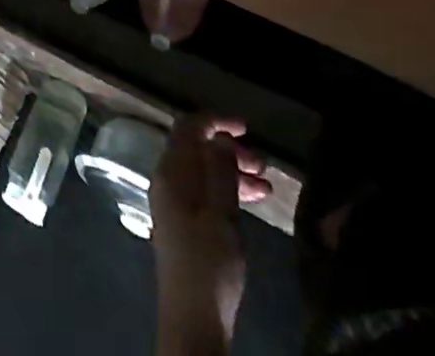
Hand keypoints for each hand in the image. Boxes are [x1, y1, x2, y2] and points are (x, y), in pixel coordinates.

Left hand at [150, 116, 271, 348]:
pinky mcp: (182, 219)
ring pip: (202, 170)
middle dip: (229, 149)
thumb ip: (219, 174)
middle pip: (195, 148)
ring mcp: (172, 199)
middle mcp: (166, 180)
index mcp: (170, 173)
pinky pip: (204, 190)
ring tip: (268, 186)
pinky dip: (227, 189)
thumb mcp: (221, 216)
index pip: (186, 129)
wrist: (192, 313)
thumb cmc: (209, 264)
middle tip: (264, 165)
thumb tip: (220, 138)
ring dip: (232, 171)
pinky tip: (254, 201)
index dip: (214, 121)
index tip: (247, 127)